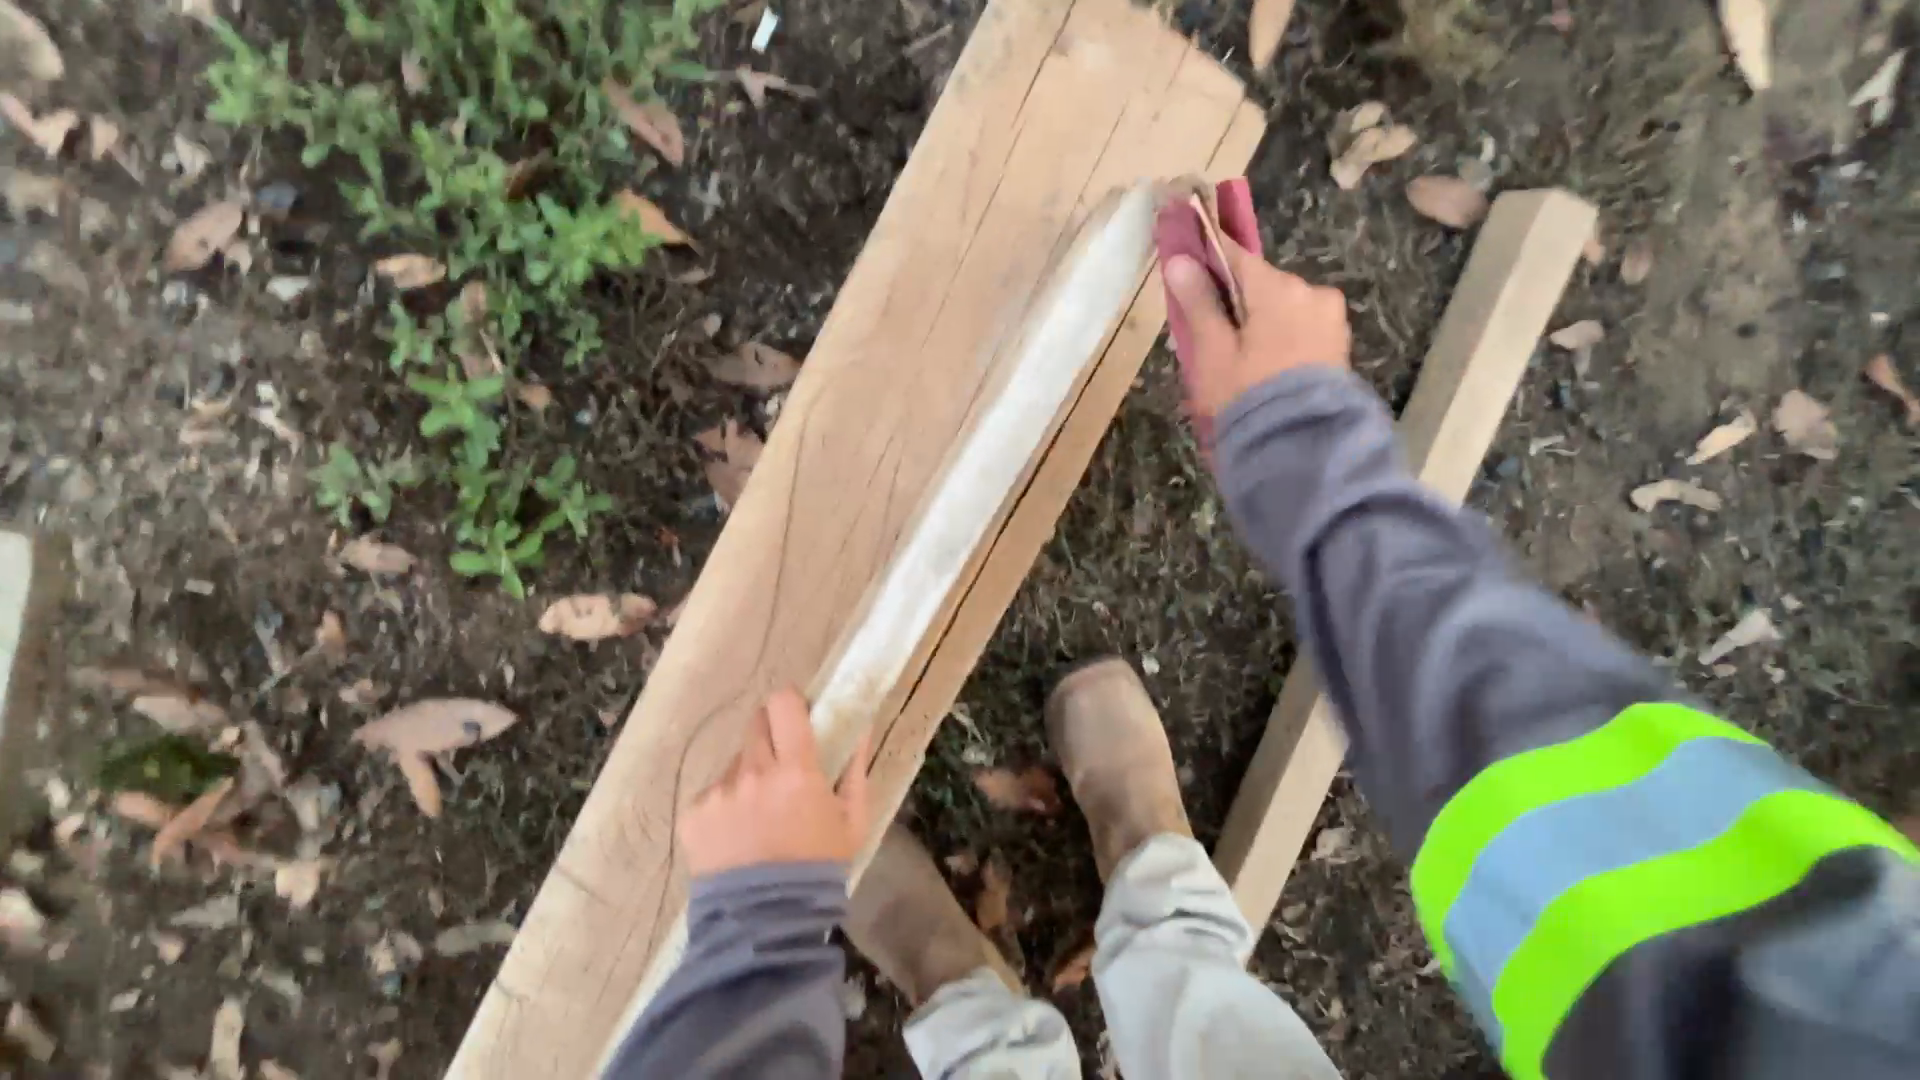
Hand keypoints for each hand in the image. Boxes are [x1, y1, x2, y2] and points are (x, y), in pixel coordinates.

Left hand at [680, 687, 871, 879]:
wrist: (765, 924)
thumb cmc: (818, 869)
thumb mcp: (852, 821)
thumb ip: (856, 769)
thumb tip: (862, 728)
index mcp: (797, 771)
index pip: (784, 704)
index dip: (790, 703)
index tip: (797, 715)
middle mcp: (754, 772)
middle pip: (756, 723)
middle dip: (770, 734)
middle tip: (781, 763)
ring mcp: (719, 793)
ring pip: (736, 761)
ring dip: (749, 775)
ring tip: (759, 815)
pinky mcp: (693, 814)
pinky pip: (713, 792)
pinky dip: (726, 805)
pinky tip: (737, 836)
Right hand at [1162, 241, 1352, 421]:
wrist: (1299, 447)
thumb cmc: (1247, 395)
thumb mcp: (1212, 352)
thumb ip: (1199, 304)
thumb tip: (1180, 260)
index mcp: (1279, 288)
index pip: (1236, 257)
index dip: (1208, 259)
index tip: (1186, 263)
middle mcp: (1312, 293)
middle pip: (1261, 288)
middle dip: (1234, 307)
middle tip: (1207, 342)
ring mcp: (1331, 321)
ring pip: (1281, 311)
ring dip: (1258, 327)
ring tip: (1235, 365)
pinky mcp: (1338, 348)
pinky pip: (1299, 333)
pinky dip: (1279, 343)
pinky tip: (1263, 372)